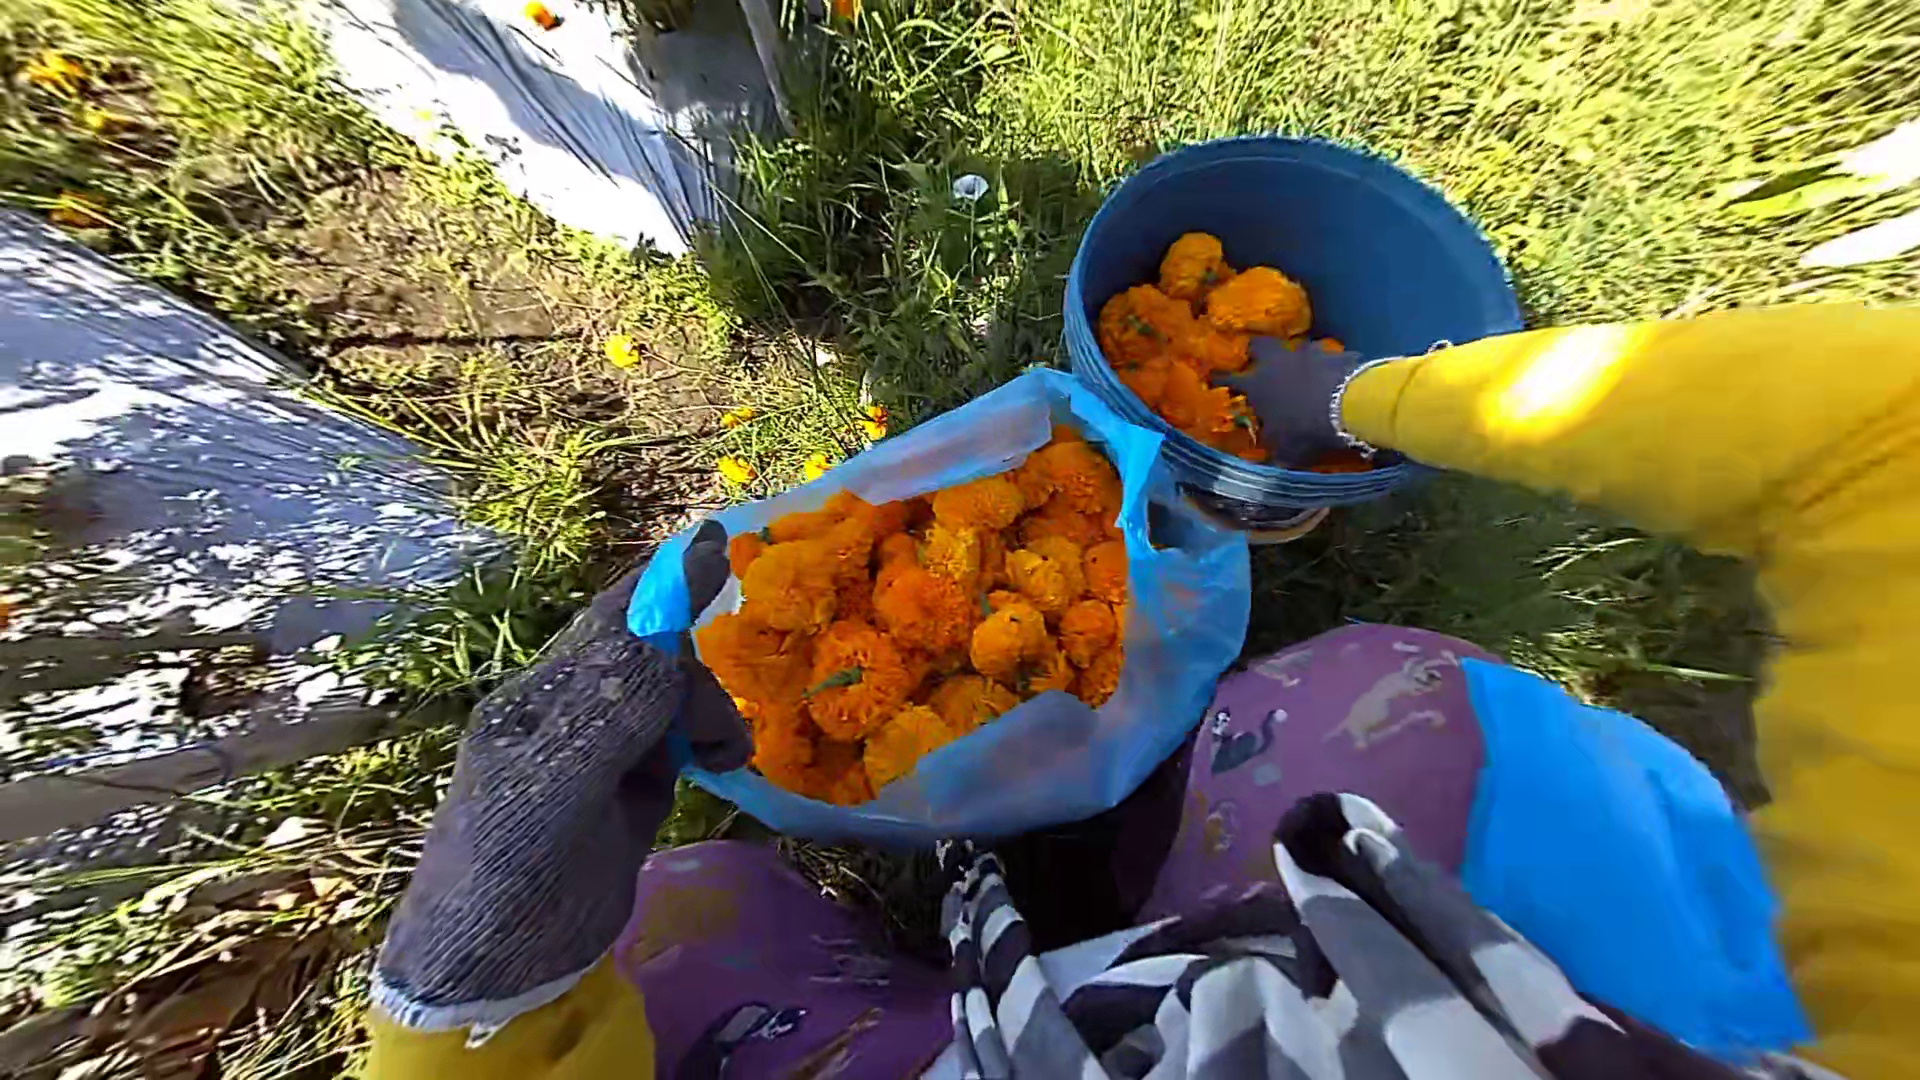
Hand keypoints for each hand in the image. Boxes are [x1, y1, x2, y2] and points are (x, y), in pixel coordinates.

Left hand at [374, 521, 747, 1028]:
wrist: (507, 965)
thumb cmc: (512, 874)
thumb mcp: (552, 791)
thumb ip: (608, 710)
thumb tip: (667, 641)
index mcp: (543, 695)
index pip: (612, 619)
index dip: (663, 581)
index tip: (713, 541)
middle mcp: (577, 704)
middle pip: (659, 656)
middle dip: (693, 685)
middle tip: (714, 735)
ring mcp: (611, 735)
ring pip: (681, 691)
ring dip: (709, 715)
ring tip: (723, 756)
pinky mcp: (640, 765)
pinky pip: (688, 725)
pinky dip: (713, 735)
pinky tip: (719, 762)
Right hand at [1220, 338, 1368, 465]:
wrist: (1349, 407)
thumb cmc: (1304, 430)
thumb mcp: (1285, 450)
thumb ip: (1275, 453)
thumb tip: (1268, 467)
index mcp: (1256, 384)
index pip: (1229, 379)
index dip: (1219, 378)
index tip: (1211, 376)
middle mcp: (1278, 363)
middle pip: (1261, 345)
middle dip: (1258, 351)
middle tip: (1258, 358)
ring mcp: (1310, 354)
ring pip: (1300, 347)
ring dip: (1301, 358)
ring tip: (1305, 368)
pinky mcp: (1340, 354)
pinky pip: (1334, 357)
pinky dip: (1334, 365)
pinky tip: (1339, 374)